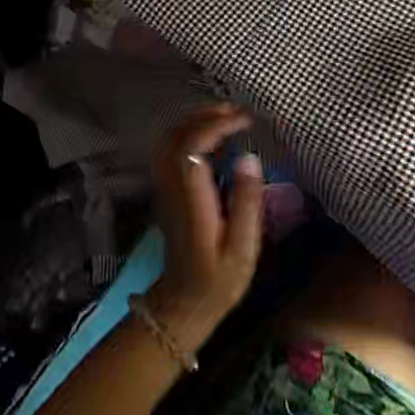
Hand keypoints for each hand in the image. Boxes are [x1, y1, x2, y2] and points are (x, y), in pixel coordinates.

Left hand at [145, 103, 264, 348]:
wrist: (182, 303)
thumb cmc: (217, 280)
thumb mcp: (243, 248)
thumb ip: (246, 202)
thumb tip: (249, 158)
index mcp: (191, 199)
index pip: (192, 146)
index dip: (216, 124)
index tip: (245, 119)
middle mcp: (172, 187)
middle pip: (176, 135)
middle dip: (205, 115)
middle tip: (238, 110)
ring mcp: (165, 188)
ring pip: (169, 139)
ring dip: (196, 121)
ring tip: (228, 116)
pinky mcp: (166, 191)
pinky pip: (170, 149)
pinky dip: (190, 132)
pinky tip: (214, 137)